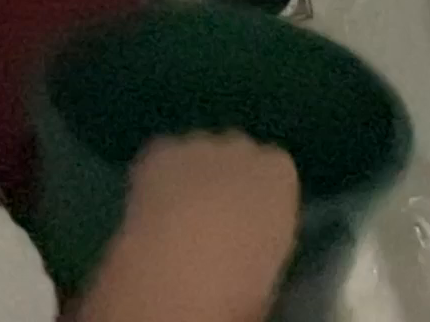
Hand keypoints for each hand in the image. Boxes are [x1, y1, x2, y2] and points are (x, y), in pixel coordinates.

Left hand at [79, 132, 299, 321]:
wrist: (181, 271)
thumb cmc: (238, 284)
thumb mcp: (269, 266)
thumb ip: (262, 236)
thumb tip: (248, 242)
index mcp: (280, 174)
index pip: (273, 172)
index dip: (256, 198)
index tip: (245, 226)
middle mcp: (243, 147)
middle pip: (236, 154)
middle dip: (224, 180)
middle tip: (209, 224)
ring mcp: (200, 143)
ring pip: (197, 154)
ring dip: (190, 177)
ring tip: (175, 219)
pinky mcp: (161, 150)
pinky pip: (162, 159)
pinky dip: (157, 177)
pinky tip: (149, 209)